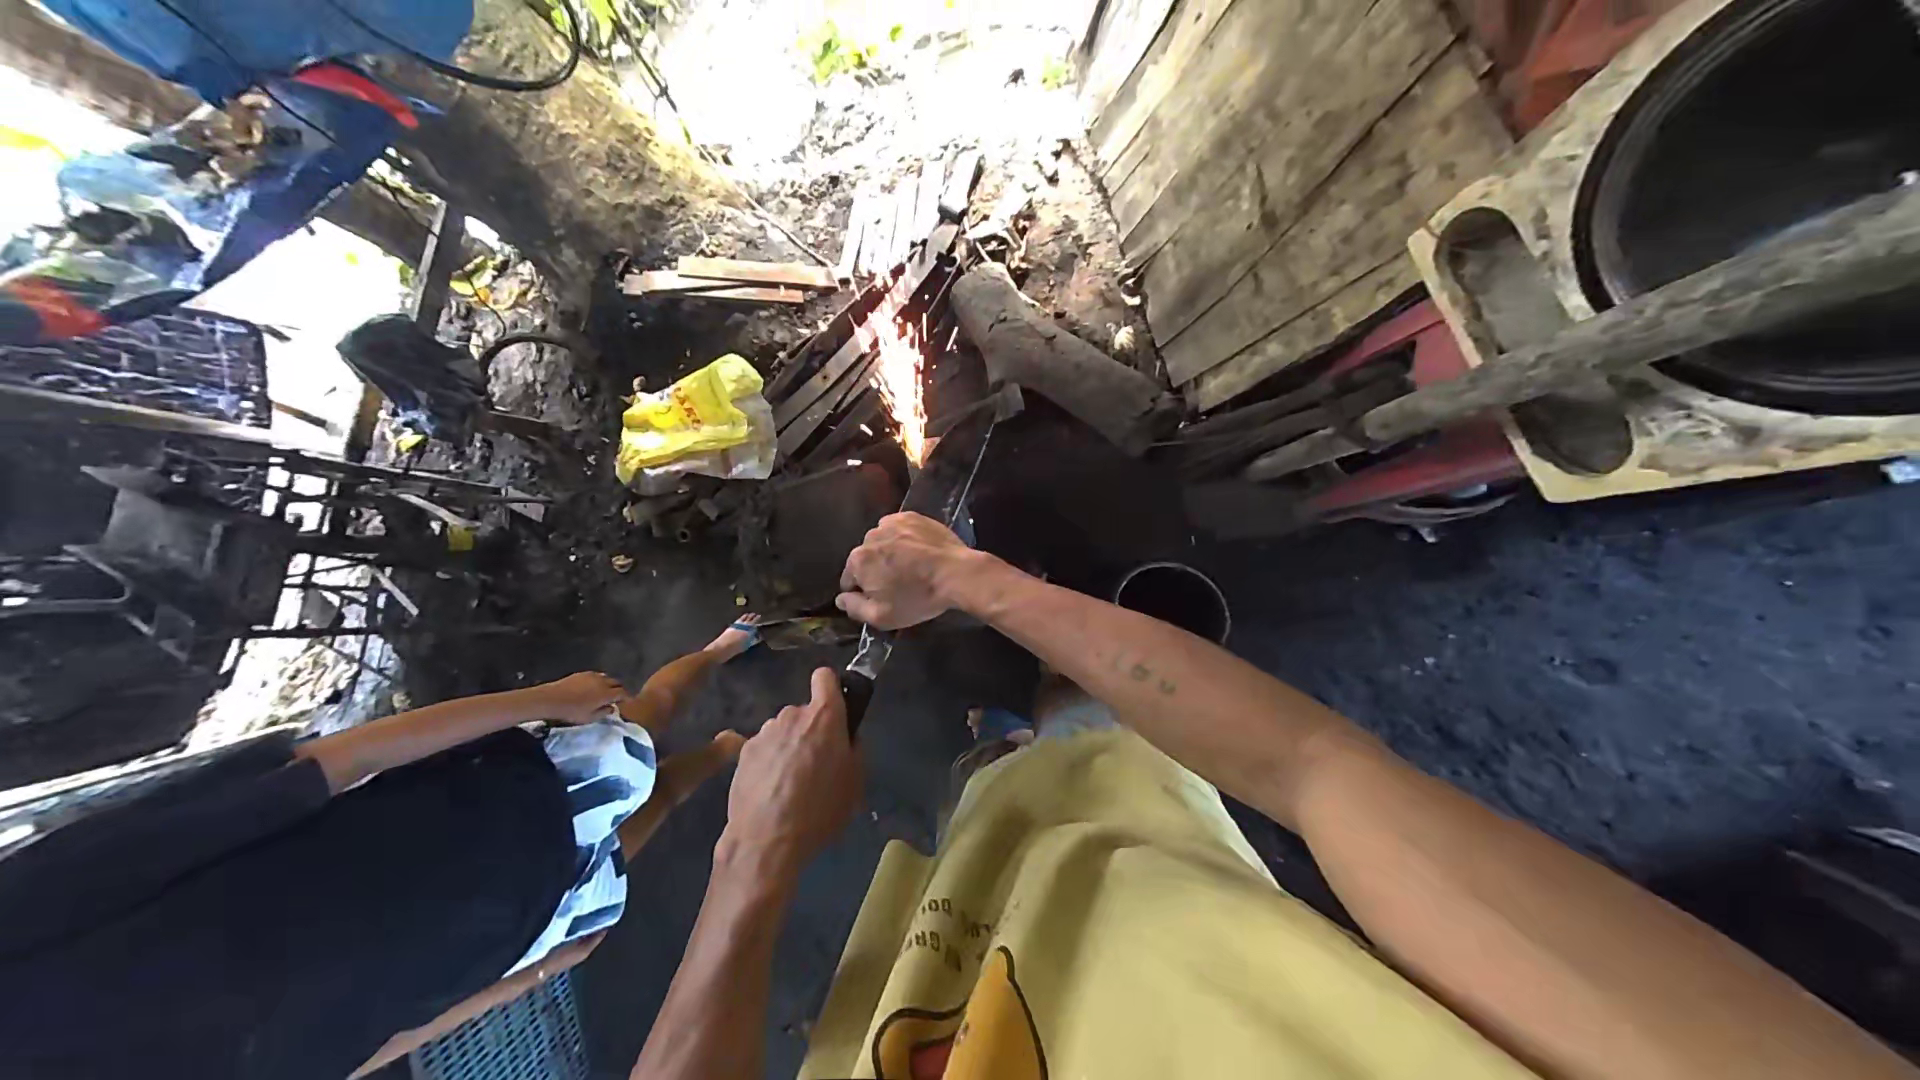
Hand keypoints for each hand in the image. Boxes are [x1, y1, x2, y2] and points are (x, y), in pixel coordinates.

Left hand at [528, 671, 627, 724]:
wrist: (551, 699)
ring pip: (607, 677)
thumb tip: (612, 708)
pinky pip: (596, 675)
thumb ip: (603, 713)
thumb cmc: (571, 711)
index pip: (623, 693)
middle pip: (617, 682)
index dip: (627, 697)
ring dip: (609, 683)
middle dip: (619, 689)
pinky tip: (592, 686)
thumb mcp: (589, 718)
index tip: (627, 701)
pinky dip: (598, 680)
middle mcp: (603, 682)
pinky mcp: (582, 673)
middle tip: (616, 697)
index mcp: (606, 694)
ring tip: (605, 690)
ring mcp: (592, 676)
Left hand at [720, 668, 862, 879]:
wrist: (767, 841)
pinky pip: (763, 750)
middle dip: (811, 731)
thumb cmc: (821, 809)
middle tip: (816, 765)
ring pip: (782, 731)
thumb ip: (855, 748)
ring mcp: (763, 733)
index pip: (825, 676)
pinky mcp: (742, 754)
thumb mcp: (856, 781)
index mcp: (824, 716)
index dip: (831, 688)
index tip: (835, 710)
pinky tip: (770, 792)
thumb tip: (847, 736)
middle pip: (804, 712)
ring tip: (790, 784)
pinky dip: (768, 763)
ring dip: (788, 747)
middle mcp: (791, 714)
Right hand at [836, 512, 975, 629]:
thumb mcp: (883, 616)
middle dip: (877, 570)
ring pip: (882, 542)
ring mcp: (891, 523)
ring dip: (890, 552)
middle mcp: (869, 537)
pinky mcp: (911, 516)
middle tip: (900, 582)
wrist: (957, 573)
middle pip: (866, 558)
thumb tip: (840, 599)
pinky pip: (898, 529)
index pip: (850, 580)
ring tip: (912, 565)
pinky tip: (918, 550)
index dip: (864, 591)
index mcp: (858, 561)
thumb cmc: (918, 597)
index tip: (883, 596)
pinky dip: (903, 538)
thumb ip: (855, 608)